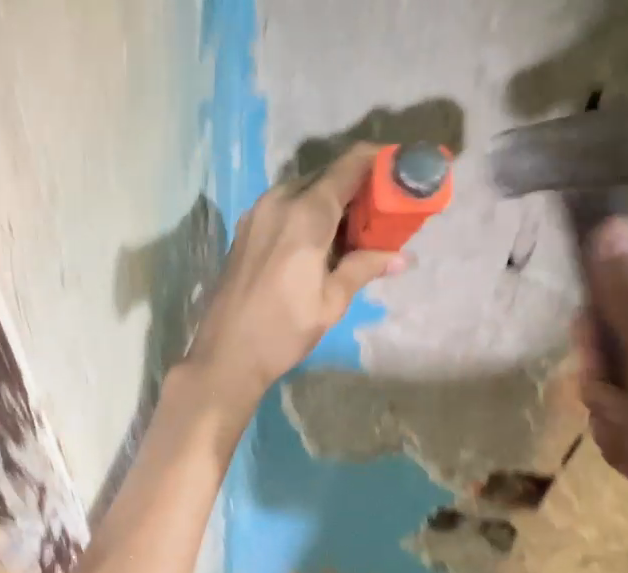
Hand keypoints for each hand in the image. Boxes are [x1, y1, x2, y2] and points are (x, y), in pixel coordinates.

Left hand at [185, 143, 408, 397]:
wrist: (225, 356)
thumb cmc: (282, 332)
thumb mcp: (330, 303)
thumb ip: (363, 268)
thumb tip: (402, 257)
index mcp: (305, 214)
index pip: (349, 166)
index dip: (377, 162)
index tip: (400, 171)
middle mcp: (278, 202)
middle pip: (325, 176)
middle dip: (355, 186)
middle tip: (379, 211)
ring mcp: (255, 214)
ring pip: (301, 190)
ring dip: (328, 200)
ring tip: (351, 229)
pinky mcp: (243, 231)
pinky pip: (281, 207)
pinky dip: (304, 212)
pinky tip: (317, 241)